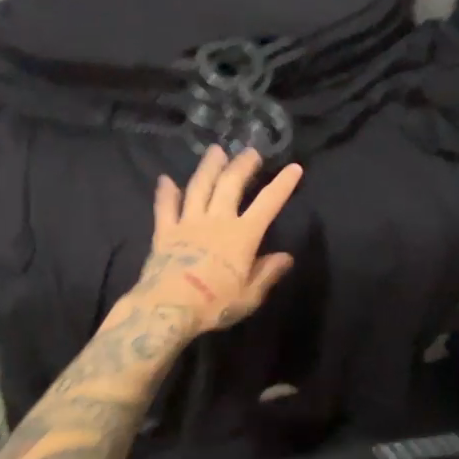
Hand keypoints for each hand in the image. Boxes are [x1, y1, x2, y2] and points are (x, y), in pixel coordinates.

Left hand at [132, 146, 302, 335]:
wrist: (168, 308)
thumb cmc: (214, 305)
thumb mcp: (250, 296)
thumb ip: (267, 273)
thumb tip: (286, 257)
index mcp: (242, 235)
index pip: (268, 203)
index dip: (283, 184)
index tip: (294, 167)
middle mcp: (216, 220)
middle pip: (230, 184)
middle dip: (243, 165)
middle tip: (250, 152)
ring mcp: (188, 222)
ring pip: (199, 186)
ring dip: (208, 167)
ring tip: (216, 151)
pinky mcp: (164, 231)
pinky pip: (165, 206)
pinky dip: (165, 192)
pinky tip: (164, 179)